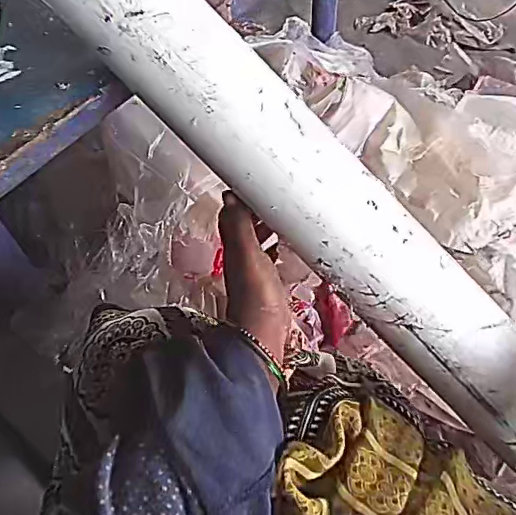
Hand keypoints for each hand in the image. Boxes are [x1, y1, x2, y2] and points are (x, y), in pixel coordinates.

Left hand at [218, 192, 290, 367]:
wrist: (264, 332)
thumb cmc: (257, 293)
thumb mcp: (247, 253)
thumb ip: (238, 225)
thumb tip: (229, 195)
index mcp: (235, 245)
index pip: (235, 213)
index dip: (244, 197)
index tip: (260, 182)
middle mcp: (241, 255)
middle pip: (247, 224)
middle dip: (259, 209)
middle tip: (277, 197)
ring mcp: (254, 269)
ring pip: (259, 239)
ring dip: (269, 226)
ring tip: (285, 215)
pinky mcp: (268, 281)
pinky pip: (270, 255)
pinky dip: (277, 245)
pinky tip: (287, 245)